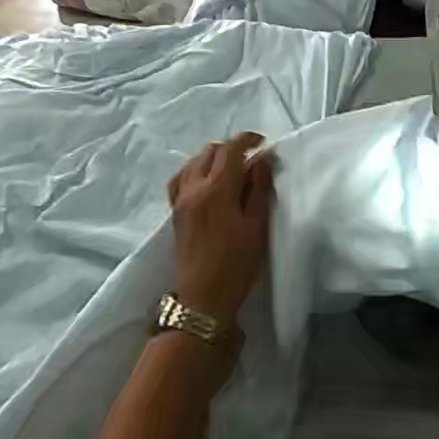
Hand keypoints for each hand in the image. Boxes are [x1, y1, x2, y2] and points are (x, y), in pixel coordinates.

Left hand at [167, 132, 275, 322]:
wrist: (203, 298)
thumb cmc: (236, 264)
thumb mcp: (257, 226)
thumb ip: (259, 188)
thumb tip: (263, 159)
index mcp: (217, 189)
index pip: (230, 149)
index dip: (248, 140)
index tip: (263, 143)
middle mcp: (194, 188)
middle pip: (210, 151)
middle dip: (231, 147)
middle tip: (252, 157)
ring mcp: (181, 200)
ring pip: (193, 162)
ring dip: (213, 157)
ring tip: (232, 168)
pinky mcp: (175, 212)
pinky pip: (181, 178)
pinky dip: (195, 170)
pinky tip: (206, 180)